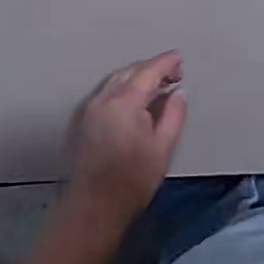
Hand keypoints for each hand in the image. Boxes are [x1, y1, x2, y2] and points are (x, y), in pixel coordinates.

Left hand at [67, 51, 187, 226]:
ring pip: (116, 79)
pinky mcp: (84, 119)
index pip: (148, 71)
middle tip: (173, 74)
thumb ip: (172, 115)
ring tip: (157, 84)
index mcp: (124, 102)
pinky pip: (107, 90)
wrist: (95, 205)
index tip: (180, 58)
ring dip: (137, 75)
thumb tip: (178, 93)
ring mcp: (90, 108)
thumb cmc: (133, 179)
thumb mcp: (162, 148)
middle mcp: (104, 99)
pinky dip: (124, 85)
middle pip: (130, 71)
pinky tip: (135, 97)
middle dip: (152, 67)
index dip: (165, 62)